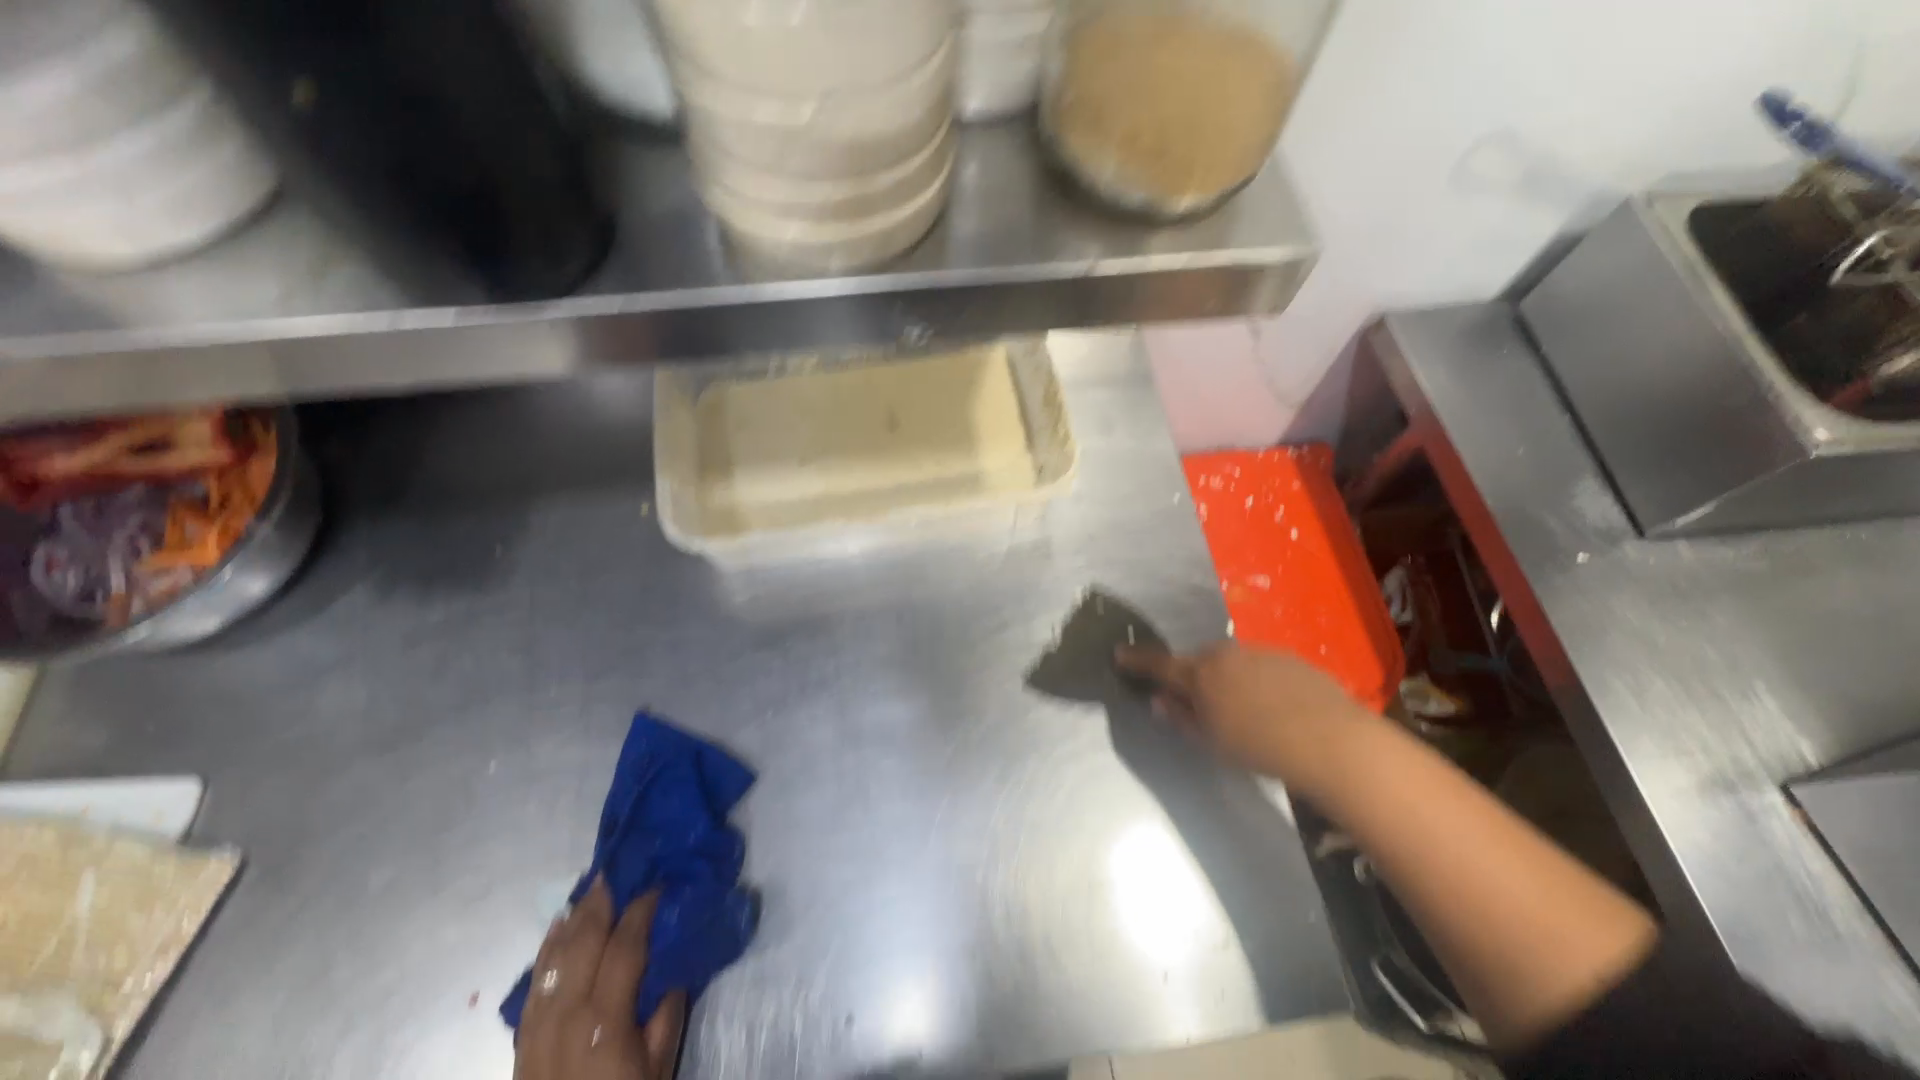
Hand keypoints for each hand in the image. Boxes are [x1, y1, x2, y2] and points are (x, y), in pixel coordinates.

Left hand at [516, 881, 687, 1079]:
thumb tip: (672, 972)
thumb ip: (666, 1018)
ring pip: (554, 953)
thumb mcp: (658, 1071)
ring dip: (574, 917)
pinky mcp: (524, 1035)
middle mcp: (566, 1012)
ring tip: (592, 888)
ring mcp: (539, 1022)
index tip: (657, 886)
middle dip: (602, 901)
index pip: (624, 946)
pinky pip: (535, 977)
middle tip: (620, 870)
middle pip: (582, 940)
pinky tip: (559, 929)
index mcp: (605, 1019)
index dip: (641, 911)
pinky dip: (549, 946)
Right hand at [1115, 641, 1376, 788]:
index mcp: (1199, 674)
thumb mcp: (1211, 740)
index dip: (1136, 661)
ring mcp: (1260, 652)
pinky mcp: (1289, 658)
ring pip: (1229, 662)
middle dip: (1189, 675)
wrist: (1330, 739)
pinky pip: (1258, 666)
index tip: (1119, 654)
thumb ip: (1181, 717)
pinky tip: (1268, 705)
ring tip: (1235, 707)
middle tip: (1191, 699)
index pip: (1159, 664)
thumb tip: (1159, 700)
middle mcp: (1226, 654)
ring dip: (1224, 678)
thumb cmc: (1259, 746)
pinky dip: (1253, 680)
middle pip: (1197, 661)